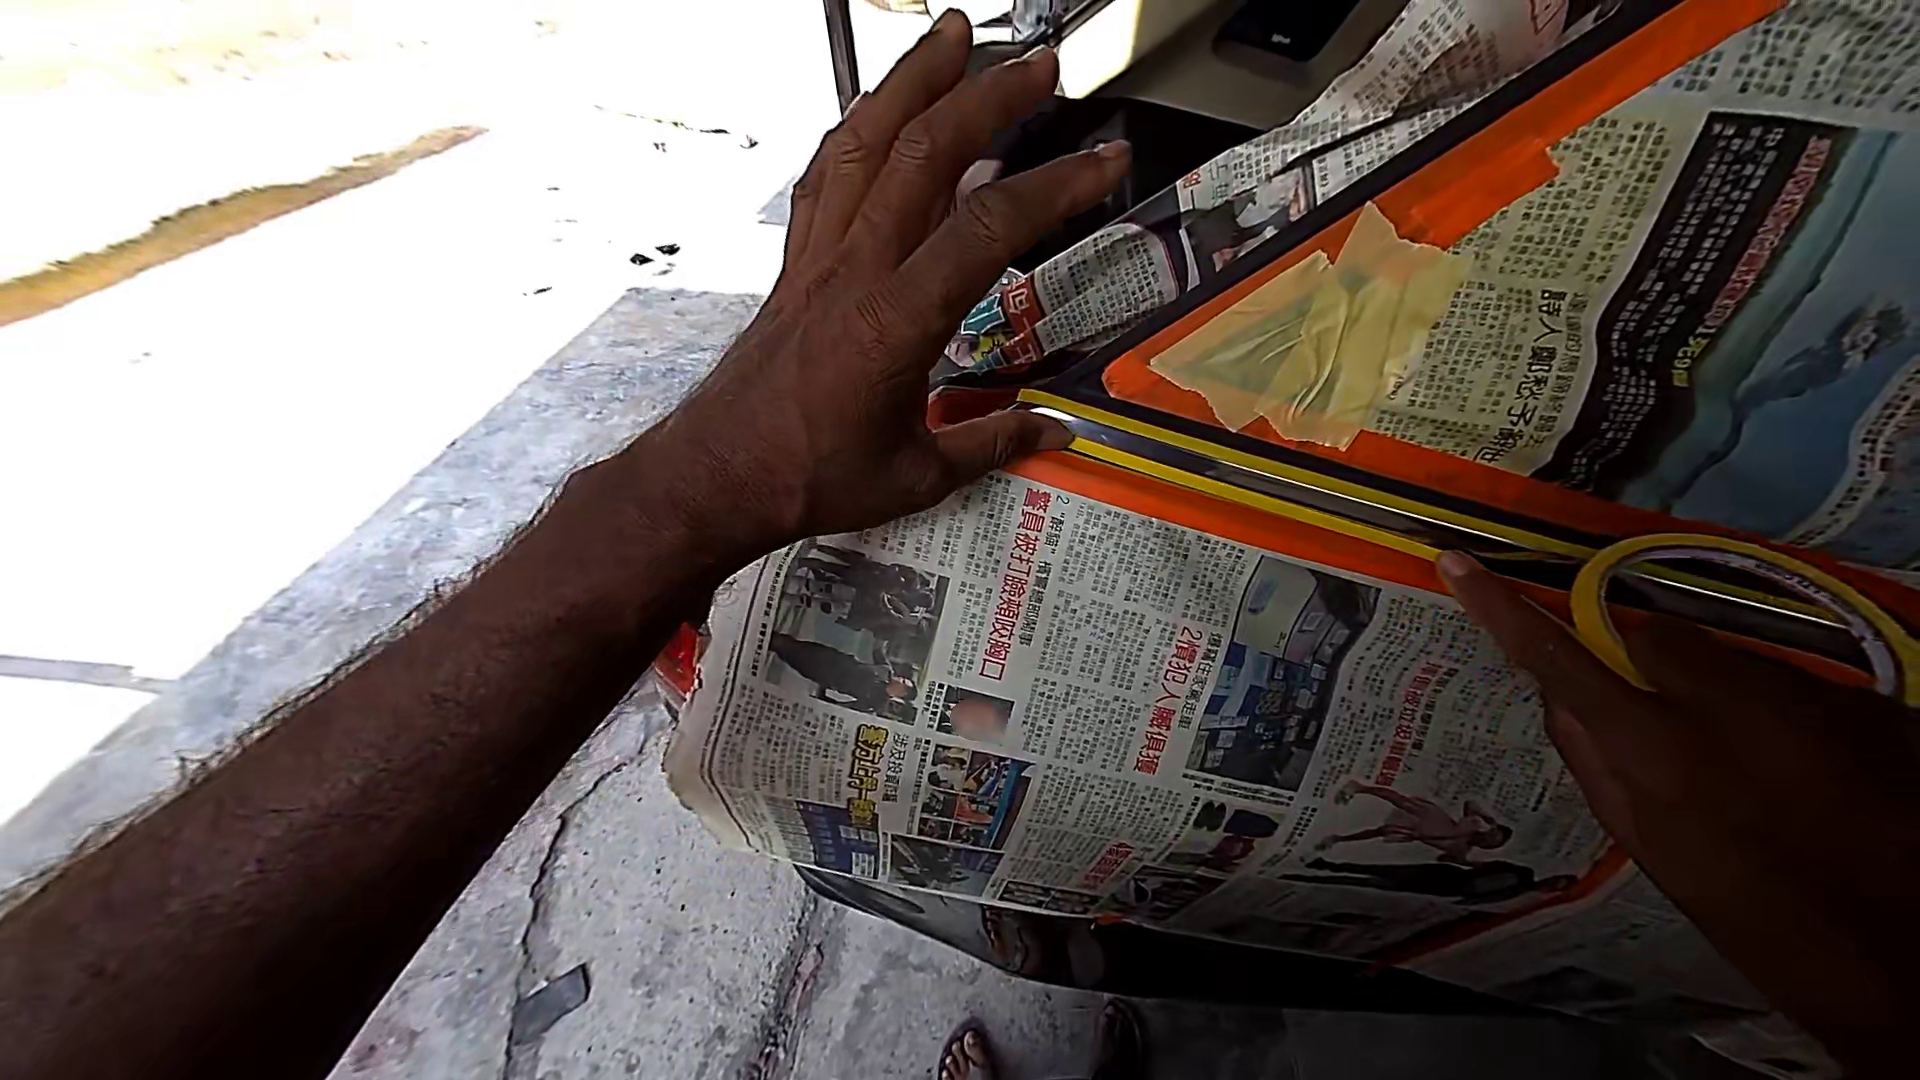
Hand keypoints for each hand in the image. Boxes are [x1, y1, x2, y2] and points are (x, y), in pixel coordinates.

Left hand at [645, 11, 1127, 562]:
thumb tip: (1048, 431)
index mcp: (896, 322)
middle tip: (1037, 67)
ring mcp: (817, 263)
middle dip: (989, 94)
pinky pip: (824, 178)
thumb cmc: (806, 475)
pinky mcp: (794, 270)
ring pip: (866, 143)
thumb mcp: (918, 475)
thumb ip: (991, 443)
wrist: (721, 475)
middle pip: (926, 152)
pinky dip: (855, 134)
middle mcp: (854, 273)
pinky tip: (874, 118)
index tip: (1101, 164)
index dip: (1057, 187)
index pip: (990, 227)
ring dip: (913, 82)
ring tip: (952, 40)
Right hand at [1437, 553, 1919, 1074]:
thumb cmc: (1742, 901)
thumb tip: (1557, 689)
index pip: (1551, 654)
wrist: (1917, 962)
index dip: (1498, 605)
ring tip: (1743, 748)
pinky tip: (1802, 761)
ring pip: (1725, 655)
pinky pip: (1792, 682)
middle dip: (1636, 654)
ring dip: (1710, 683)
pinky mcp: (1880, 710)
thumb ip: (1586, 749)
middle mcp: (1728, 707)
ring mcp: (1814, 703)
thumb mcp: (1637, 832)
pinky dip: (1777, 707)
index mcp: (1652, 746)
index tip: (1458, 563)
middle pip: (1651, 634)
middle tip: (1650, 705)